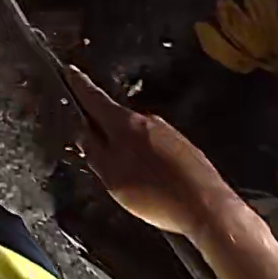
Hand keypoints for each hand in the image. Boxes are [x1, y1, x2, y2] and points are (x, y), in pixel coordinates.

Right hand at [69, 68, 244, 239]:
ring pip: (134, 134)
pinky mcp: (182, 148)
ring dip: (124, 146)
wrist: (208, 207)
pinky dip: (144, 158)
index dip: (78, 84)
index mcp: (124, 123)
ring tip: (122, 176)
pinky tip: (147, 181)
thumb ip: (92, 151)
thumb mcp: (111, 177)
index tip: (70, 71)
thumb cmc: (158, 194)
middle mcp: (146, 120)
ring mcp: (166, 133)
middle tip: (88, 141)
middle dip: (100, 125)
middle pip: (114, 116)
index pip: (94, 97)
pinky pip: (154, 147)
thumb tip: (82, 134)